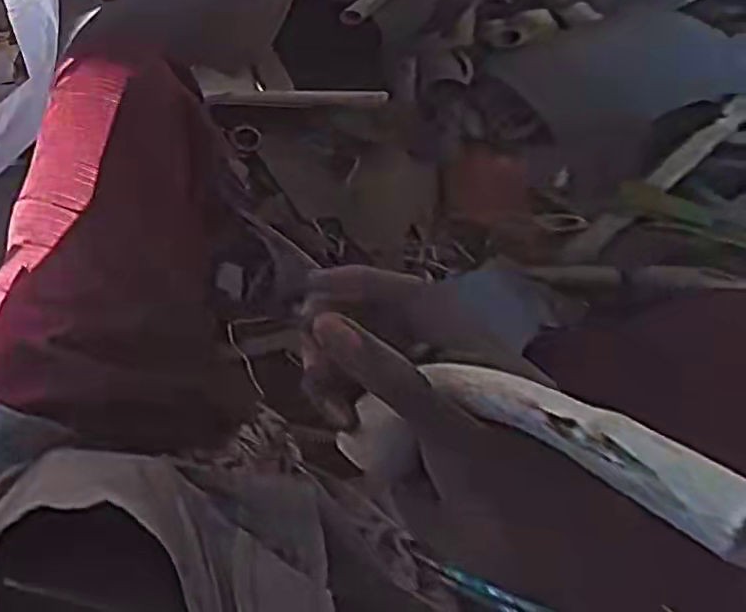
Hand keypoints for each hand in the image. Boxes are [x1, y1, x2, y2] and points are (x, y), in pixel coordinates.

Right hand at [309, 313, 714, 610]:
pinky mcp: (390, 422)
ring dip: (325, 371)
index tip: (310, 286)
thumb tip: (321, 321)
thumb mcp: (453, 431)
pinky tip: (339, 422)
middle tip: (310, 357)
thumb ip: (388, 375)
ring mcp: (412, 395)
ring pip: (347, 357)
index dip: (361, 283)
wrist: (544, 572)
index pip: (410, 298)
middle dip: (330, 335)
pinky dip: (330, 397)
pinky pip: (345, 391)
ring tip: (330, 406)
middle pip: (367, 323)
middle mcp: (438, 366)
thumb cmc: (517, 494)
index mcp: (469, 355)